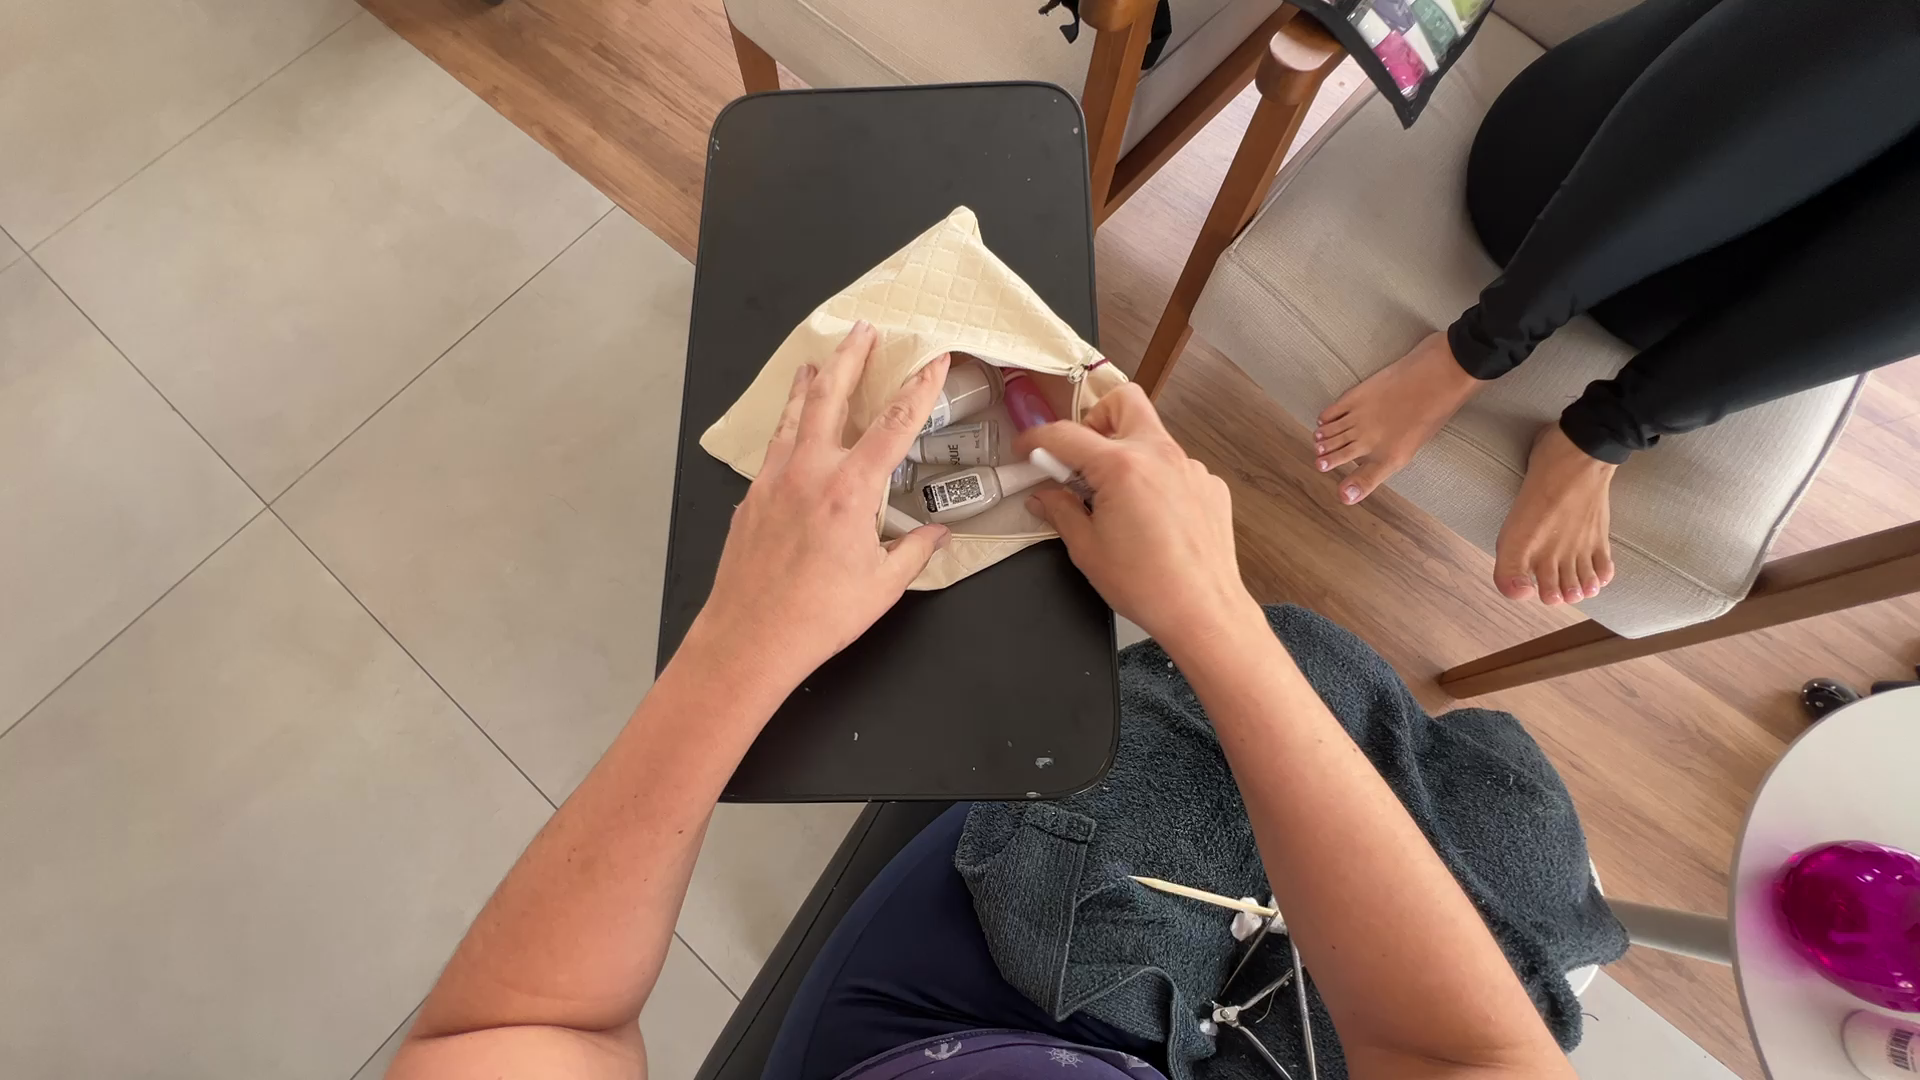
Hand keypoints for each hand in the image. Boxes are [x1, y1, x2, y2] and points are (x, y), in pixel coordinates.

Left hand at [682, 322, 952, 698]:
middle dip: (850, 357)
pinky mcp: (751, 498)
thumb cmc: (818, 616)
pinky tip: (790, 428)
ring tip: (817, 362)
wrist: (750, 639)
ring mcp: (774, 481)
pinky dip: (787, 426)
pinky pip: (773, 448)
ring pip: (793, 415)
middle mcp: (809, 473)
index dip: (919, 388)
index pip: (893, 424)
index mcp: (850, 491)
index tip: (933, 361)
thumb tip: (937, 535)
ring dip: (810, 383)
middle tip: (862, 330)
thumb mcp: (883, 586)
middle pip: (831, 396)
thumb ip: (915, 552)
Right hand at [1019, 383, 1260, 654]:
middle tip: (1082, 457)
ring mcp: (1189, 468)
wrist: (1202, 611)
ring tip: (1114, 498)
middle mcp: (1160, 455)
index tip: (1027, 448)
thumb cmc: (1147, 584)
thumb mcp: (1086, 549)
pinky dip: (1154, 480)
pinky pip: (1174, 466)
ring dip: (1125, 453)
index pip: (1066, 434)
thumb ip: (1060, 511)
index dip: (1037, 439)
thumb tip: (1044, 497)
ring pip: (1150, 436)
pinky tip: (1149, 518)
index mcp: (1123, 467)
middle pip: (1123, 401)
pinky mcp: (1208, 486)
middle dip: (1095, 419)